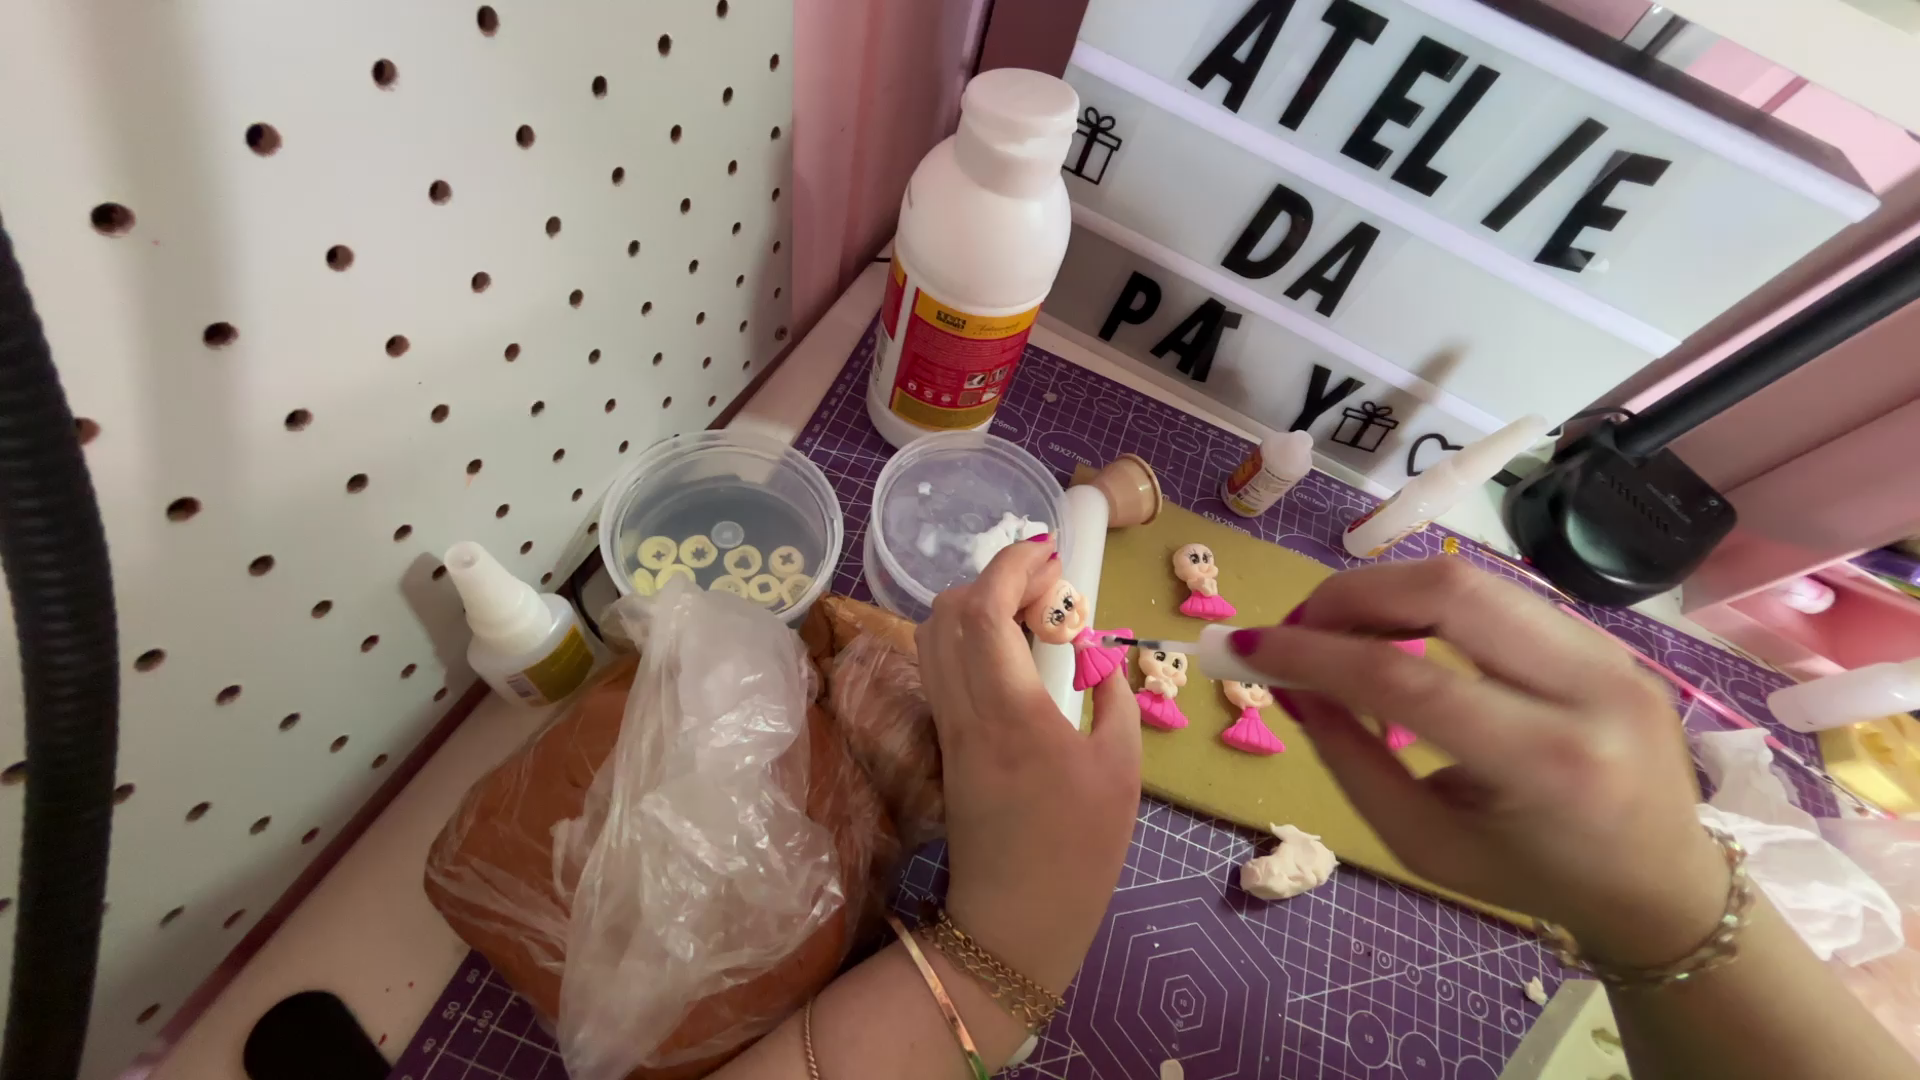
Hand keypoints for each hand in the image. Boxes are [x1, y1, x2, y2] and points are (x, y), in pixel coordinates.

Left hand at [915, 539, 1141, 994]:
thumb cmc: (1081, 849)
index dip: (1010, 566)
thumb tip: (1091, 646)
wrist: (1015, 921)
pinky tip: (1008, 650)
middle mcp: (966, 710)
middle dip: (994, 578)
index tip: (1048, 555)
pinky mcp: (941, 739)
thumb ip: (1109, 693)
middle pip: (947, 612)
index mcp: (1014, 714)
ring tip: (1027, 616)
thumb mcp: (1122, 768)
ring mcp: (946, 725)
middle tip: (1045, 590)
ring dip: (974, 604)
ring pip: (933, 635)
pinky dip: (966, 635)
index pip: (985, 610)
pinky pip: (939, 665)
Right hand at [1230, 558, 1728, 967]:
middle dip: (1347, 596)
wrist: (1662, 882)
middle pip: (1446, 591)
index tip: (1245, 647)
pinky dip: (1416, 597)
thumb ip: (1349, 758)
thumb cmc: (1526, 873)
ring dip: (1378, 590)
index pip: (1406, 679)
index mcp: (1550, 765)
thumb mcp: (1419, 842)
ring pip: (1466, 576)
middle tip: (1295, 627)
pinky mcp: (1601, 635)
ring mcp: (1609, 652)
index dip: (1312, 654)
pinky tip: (1388, 631)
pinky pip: (1488, 591)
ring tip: (1335, 629)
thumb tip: (1291, 685)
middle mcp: (1593, 690)